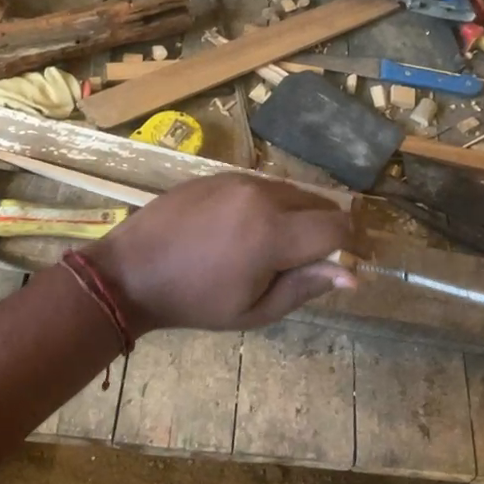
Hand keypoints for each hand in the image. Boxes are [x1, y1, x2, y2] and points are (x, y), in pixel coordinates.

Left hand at [83, 175, 355, 333]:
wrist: (131, 269)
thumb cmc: (194, 301)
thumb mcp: (254, 310)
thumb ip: (305, 287)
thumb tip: (352, 275)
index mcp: (273, 232)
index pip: (337, 226)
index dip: (350, 245)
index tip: (345, 264)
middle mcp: (263, 195)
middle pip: (319, 204)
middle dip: (324, 230)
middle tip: (306, 262)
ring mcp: (240, 179)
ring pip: (292, 192)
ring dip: (298, 216)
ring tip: (274, 247)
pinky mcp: (221, 173)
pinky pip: (263, 185)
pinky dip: (271, 204)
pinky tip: (247, 229)